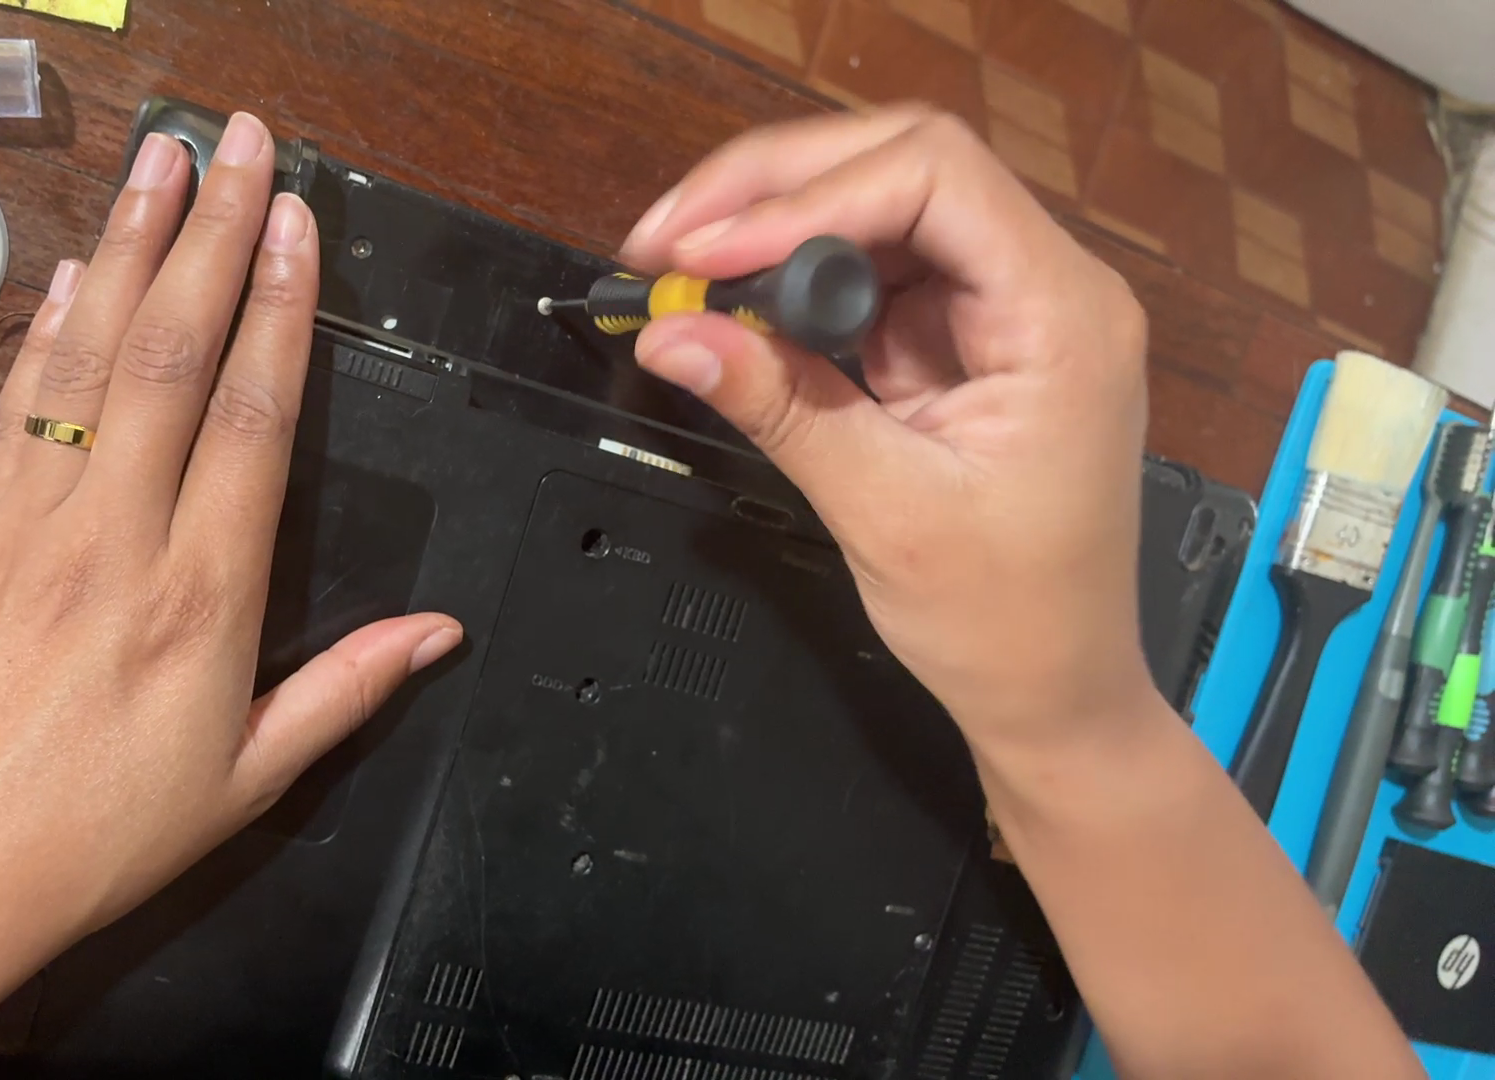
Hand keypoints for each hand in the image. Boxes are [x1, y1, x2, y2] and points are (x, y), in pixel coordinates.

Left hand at [0, 115, 459, 1070]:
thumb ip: (351, 689)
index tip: (296, 229)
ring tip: (159, 164)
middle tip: (237, 146)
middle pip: (170, 360)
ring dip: (131, 251)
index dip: (279, 315)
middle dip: (211, 240)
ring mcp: (32, 527)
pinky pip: (19, 409)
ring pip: (90, 363)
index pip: (251, 423)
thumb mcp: (255, 775)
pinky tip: (79, 270)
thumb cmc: (109, 831)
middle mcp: (117, 539)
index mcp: (201, 596)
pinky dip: (51, 328)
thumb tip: (442, 633)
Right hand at [621, 108, 1154, 755]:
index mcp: (1056, 316)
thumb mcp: (881, 508)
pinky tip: (727, 301)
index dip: (803, 199)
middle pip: (896, 174)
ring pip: (868, 220)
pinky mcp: (943, 348)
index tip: (700, 256)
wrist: (1044, 681)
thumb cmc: (996, 616)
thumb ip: (778, 407)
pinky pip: (857, 284)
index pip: (931, 180)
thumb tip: (669, 335)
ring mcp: (984, 316)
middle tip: (663, 238)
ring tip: (677, 263)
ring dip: (766, 231)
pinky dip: (782, 286)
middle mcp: (1031, 289)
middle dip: (769, 193)